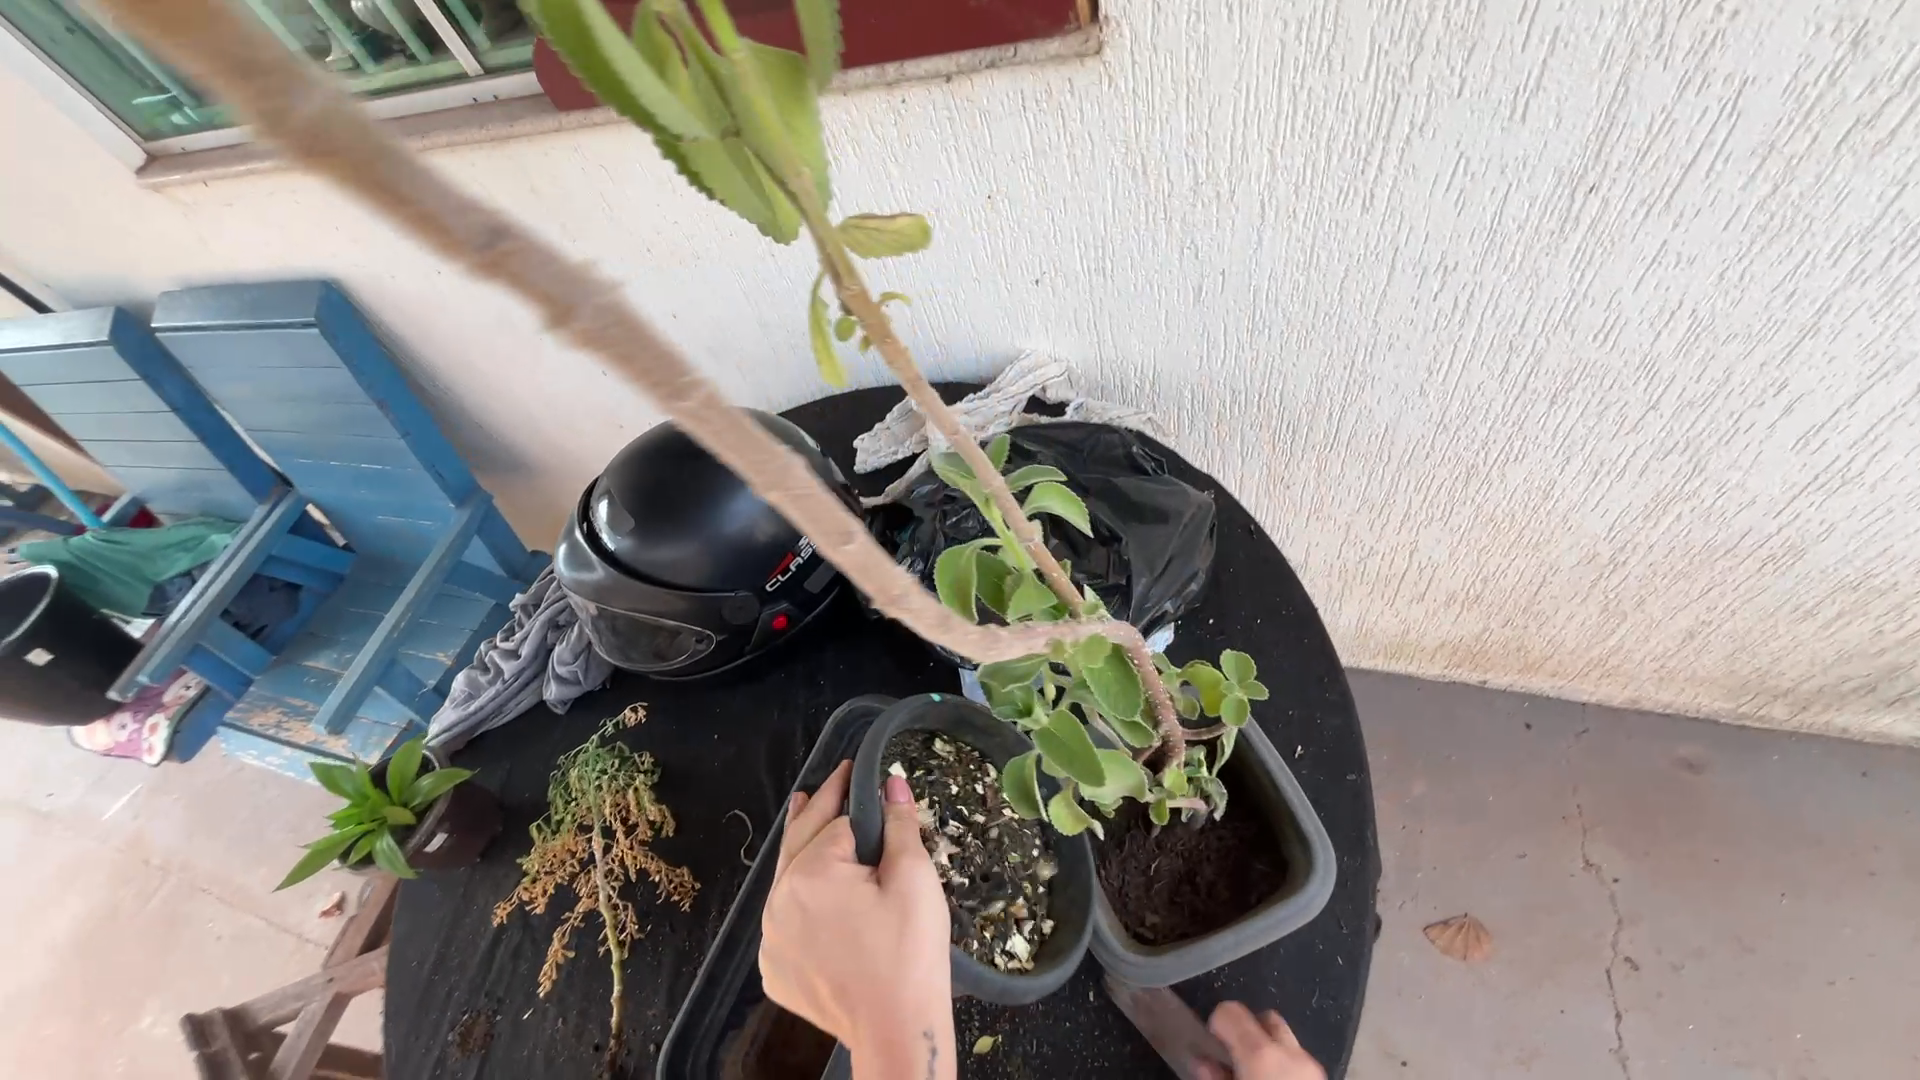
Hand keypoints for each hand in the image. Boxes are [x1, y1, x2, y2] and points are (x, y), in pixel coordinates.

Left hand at [759, 761, 956, 1079]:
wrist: (896, 1033)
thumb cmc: (909, 952)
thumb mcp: (913, 878)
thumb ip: (898, 824)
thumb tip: (892, 782)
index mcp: (812, 873)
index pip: (836, 821)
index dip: (852, 796)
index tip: (856, 768)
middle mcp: (779, 900)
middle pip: (800, 840)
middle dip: (816, 805)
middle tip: (831, 778)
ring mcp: (772, 938)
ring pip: (786, 876)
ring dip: (800, 845)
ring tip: (803, 811)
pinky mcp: (775, 967)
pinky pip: (784, 916)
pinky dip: (797, 893)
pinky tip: (812, 887)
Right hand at [1195, 1002, 1324, 1079]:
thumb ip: (1213, 1075)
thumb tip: (1201, 1059)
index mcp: (1261, 1052)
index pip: (1230, 1010)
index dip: (1217, 1022)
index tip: (1212, 1042)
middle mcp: (1290, 1051)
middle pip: (1266, 1017)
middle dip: (1249, 1031)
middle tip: (1236, 1058)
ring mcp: (1314, 1066)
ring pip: (1287, 1040)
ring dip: (1270, 1049)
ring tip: (1257, 1071)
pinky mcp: (1325, 1077)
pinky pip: (1300, 1060)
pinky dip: (1286, 1065)